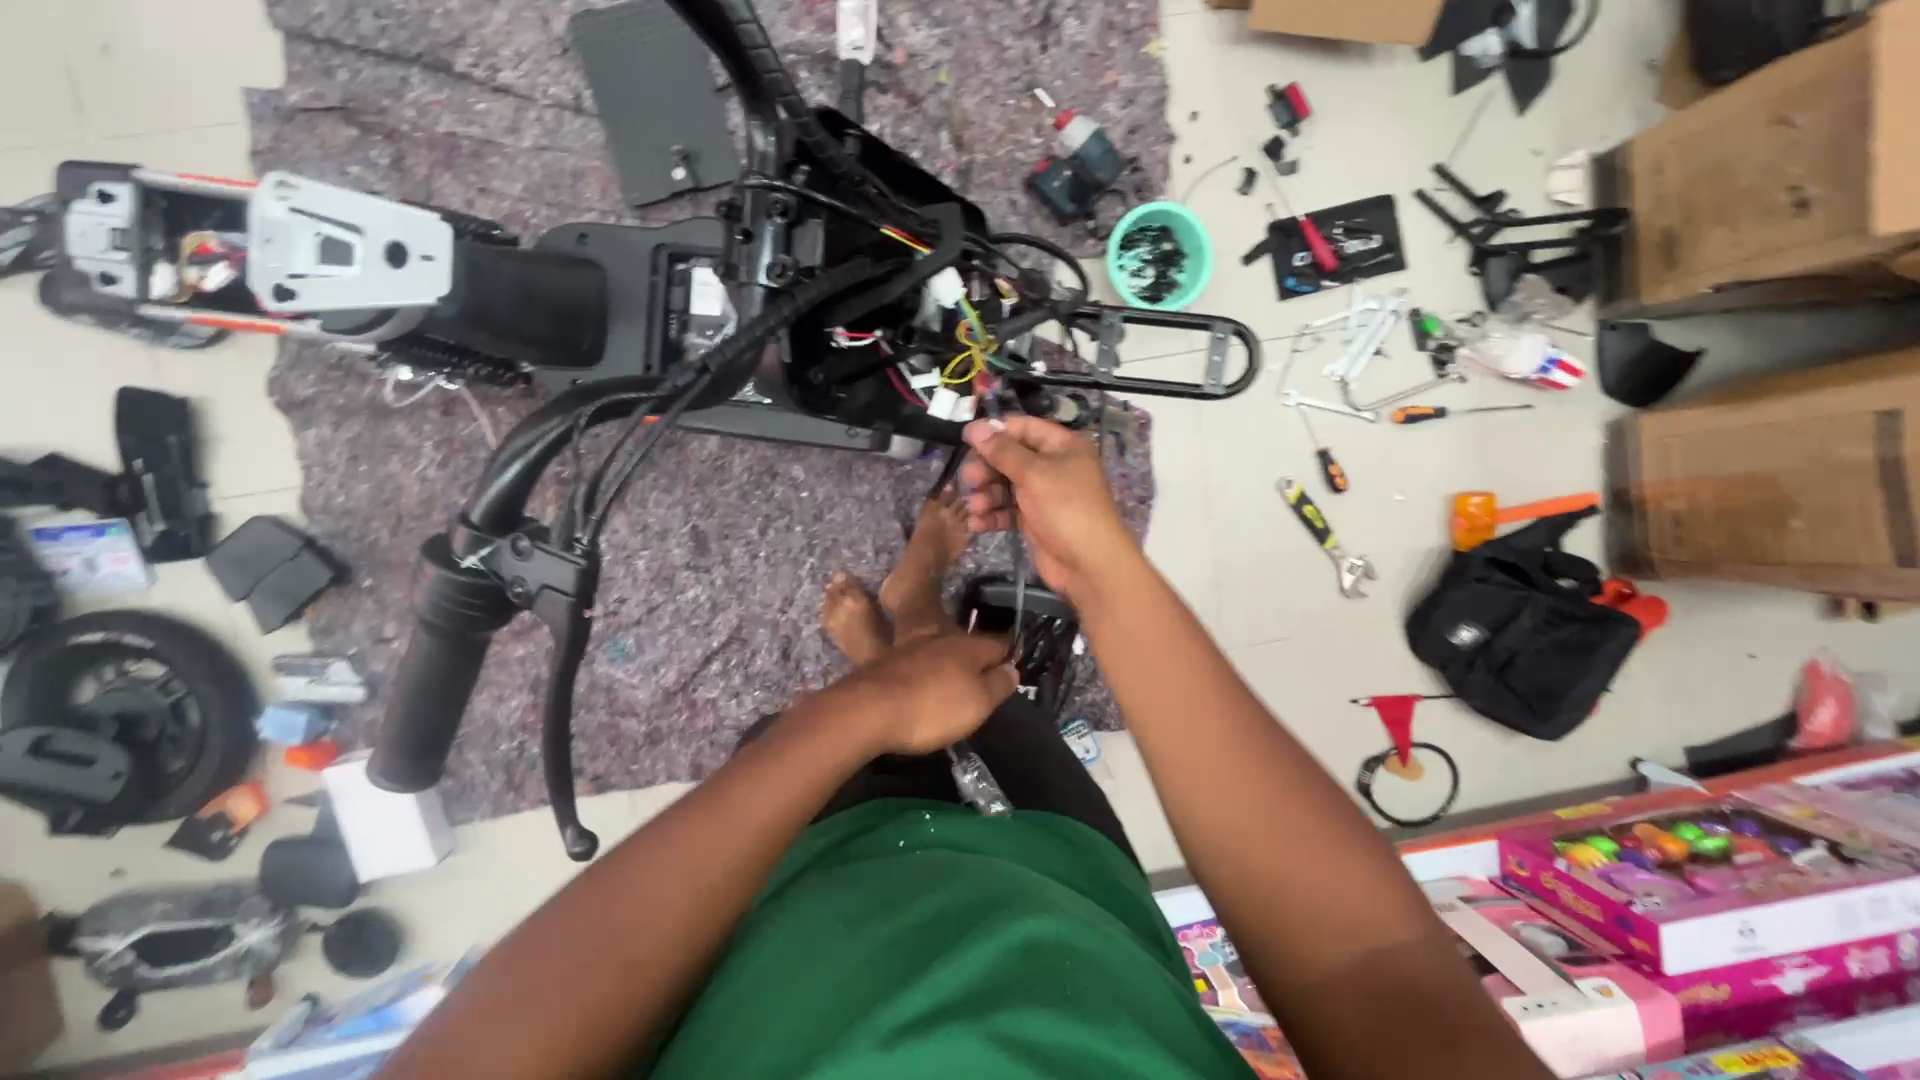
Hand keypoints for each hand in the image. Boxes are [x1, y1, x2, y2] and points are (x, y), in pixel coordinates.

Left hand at [831, 632, 1018, 755]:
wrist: (868, 710)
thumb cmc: (933, 707)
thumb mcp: (978, 703)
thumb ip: (998, 684)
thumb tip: (1012, 667)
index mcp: (968, 646)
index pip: (999, 643)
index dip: (1010, 654)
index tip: (1015, 663)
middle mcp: (940, 639)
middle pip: (967, 645)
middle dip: (977, 657)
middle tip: (985, 675)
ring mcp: (909, 648)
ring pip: (938, 651)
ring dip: (948, 663)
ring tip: (955, 680)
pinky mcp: (886, 664)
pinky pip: (915, 664)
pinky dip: (924, 673)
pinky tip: (923, 685)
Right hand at [958, 416, 1137, 608]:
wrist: (1089, 563)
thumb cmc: (1065, 508)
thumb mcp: (1033, 473)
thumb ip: (1002, 451)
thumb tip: (974, 426)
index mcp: (1062, 446)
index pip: (1024, 428)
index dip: (996, 433)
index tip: (967, 441)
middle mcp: (1054, 466)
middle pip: (1011, 458)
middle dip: (987, 468)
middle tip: (969, 480)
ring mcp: (1044, 495)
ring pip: (1006, 486)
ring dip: (987, 494)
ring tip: (974, 507)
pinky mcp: (1035, 520)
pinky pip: (1008, 511)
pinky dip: (993, 515)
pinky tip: (977, 523)